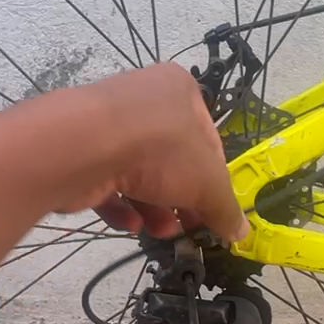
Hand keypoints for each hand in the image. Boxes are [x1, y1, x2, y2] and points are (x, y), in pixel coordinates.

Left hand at [59, 64, 248, 241]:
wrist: (84, 146)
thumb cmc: (159, 149)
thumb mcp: (207, 182)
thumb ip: (226, 209)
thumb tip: (241, 233)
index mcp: (180, 90)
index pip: (209, 140)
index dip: (215, 180)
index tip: (215, 211)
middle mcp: (144, 100)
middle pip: (173, 160)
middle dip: (182, 199)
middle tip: (189, 228)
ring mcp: (109, 124)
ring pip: (140, 173)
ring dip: (154, 207)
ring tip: (160, 232)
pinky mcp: (82, 150)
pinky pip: (108, 180)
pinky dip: (121, 205)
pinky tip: (131, 224)